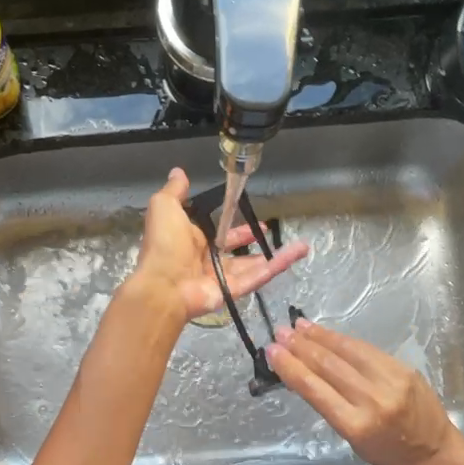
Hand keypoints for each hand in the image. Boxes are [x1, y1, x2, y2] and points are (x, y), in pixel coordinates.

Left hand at [124, 168, 308, 323]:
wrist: (163, 286)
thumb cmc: (164, 245)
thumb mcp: (165, 207)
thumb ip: (175, 192)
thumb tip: (179, 172)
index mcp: (190, 240)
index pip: (214, 231)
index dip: (230, 223)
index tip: (246, 214)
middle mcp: (205, 260)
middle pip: (234, 249)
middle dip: (250, 240)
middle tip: (267, 230)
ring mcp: (219, 278)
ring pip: (252, 266)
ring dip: (276, 256)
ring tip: (300, 246)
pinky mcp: (231, 291)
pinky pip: (258, 278)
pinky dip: (278, 266)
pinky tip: (298, 253)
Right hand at [266, 318, 463, 464]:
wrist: (434, 452)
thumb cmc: (387, 453)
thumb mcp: (351, 438)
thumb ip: (330, 405)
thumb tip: (305, 374)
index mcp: (355, 425)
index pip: (315, 390)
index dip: (291, 368)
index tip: (273, 352)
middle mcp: (373, 401)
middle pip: (329, 366)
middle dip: (301, 347)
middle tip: (280, 334)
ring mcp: (391, 381)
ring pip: (348, 352)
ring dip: (320, 337)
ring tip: (299, 327)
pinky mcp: (404, 369)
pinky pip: (367, 350)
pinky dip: (344, 340)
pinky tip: (328, 334)